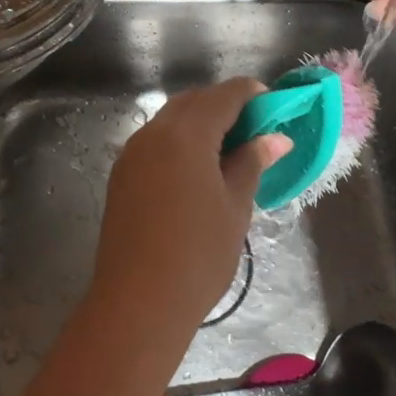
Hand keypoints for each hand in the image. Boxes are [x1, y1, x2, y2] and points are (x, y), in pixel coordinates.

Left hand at [93, 79, 290, 334]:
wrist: (138, 301)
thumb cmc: (198, 254)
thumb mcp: (235, 207)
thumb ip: (251, 163)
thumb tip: (275, 138)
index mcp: (186, 134)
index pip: (221, 97)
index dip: (249, 94)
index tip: (272, 104)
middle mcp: (153, 134)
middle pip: (192, 102)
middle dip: (223, 105)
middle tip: (254, 128)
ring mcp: (131, 154)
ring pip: (169, 121)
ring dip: (198, 123)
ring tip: (228, 150)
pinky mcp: (121, 176)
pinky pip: (153, 143)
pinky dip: (178, 143)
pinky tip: (196, 169)